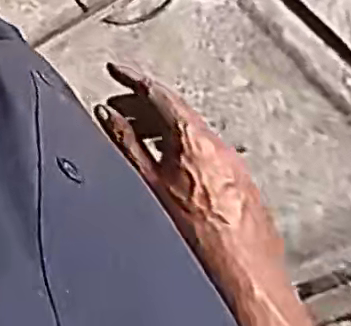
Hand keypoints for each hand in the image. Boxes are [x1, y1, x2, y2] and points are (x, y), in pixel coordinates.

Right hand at [95, 64, 310, 325]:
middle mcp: (219, 145)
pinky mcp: (244, 184)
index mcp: (193, 138)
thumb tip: (106, 113)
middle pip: (174, 111)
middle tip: (117, 108)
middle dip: (142, 106)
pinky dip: (182, 149)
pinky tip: (167, 165)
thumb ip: (123, 139)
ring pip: (190, 132)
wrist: (244, 281)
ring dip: (161, 128)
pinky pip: (206, 152)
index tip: (115, 69)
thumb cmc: (198, 240)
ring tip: (137, 138)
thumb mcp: (146, 182)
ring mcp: (235, 165)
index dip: (130, 78)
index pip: (157, 92)